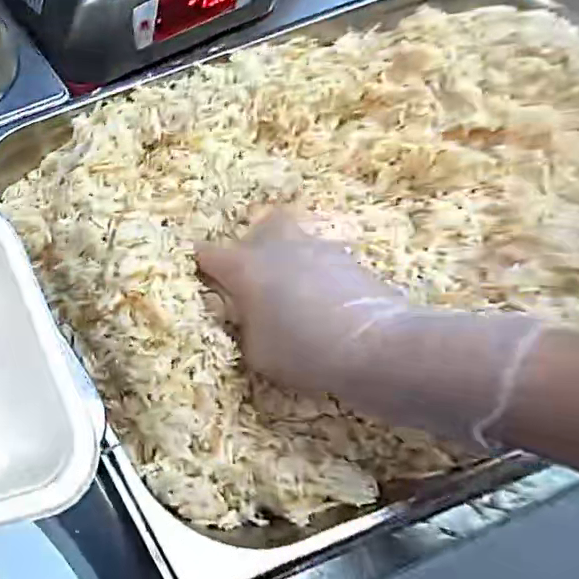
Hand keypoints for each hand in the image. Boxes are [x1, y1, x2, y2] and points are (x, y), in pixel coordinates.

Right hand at [195, 211, 542, 445]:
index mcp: (245, 265)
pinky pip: (325, 263)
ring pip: (297, 243)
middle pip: (261, 227)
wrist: (379, 349)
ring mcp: (320, 248)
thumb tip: (248, 315)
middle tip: (256, 277)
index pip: (207, 253)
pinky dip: (321, 279)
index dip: (200, 265)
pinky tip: (326, 307)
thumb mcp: (256, 352)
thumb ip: (244, 326)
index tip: (200, 278)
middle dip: (254, 245)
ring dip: (292, 263)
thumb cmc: (303, 351)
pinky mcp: (354, 262)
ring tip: (296, 298)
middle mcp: (279, 246)